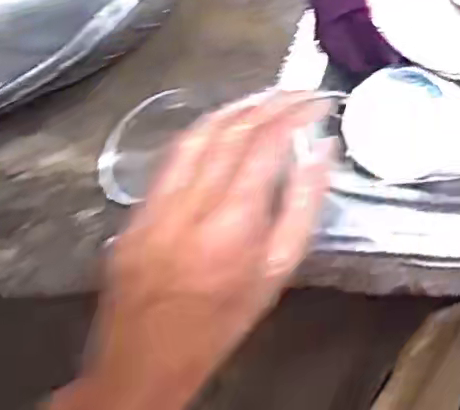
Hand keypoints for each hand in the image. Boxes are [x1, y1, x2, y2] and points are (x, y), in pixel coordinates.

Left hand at [54, 92, 335, 409]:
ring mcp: (154, 209)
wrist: (142, 367)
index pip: (267, 143)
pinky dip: (207, 130)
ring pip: (197, 136)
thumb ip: (306, 202)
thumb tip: (325, 147)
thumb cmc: (227, 316)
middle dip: (272, 103)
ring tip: (268, 95)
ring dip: (237, 108)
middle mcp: (189, 207)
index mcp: (232, 222)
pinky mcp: (134, 215)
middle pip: (233, 132)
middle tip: (302, 91)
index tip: (321, 101)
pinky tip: (227, 123)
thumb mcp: (282, 265)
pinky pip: (174, 157)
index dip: (297, 113)